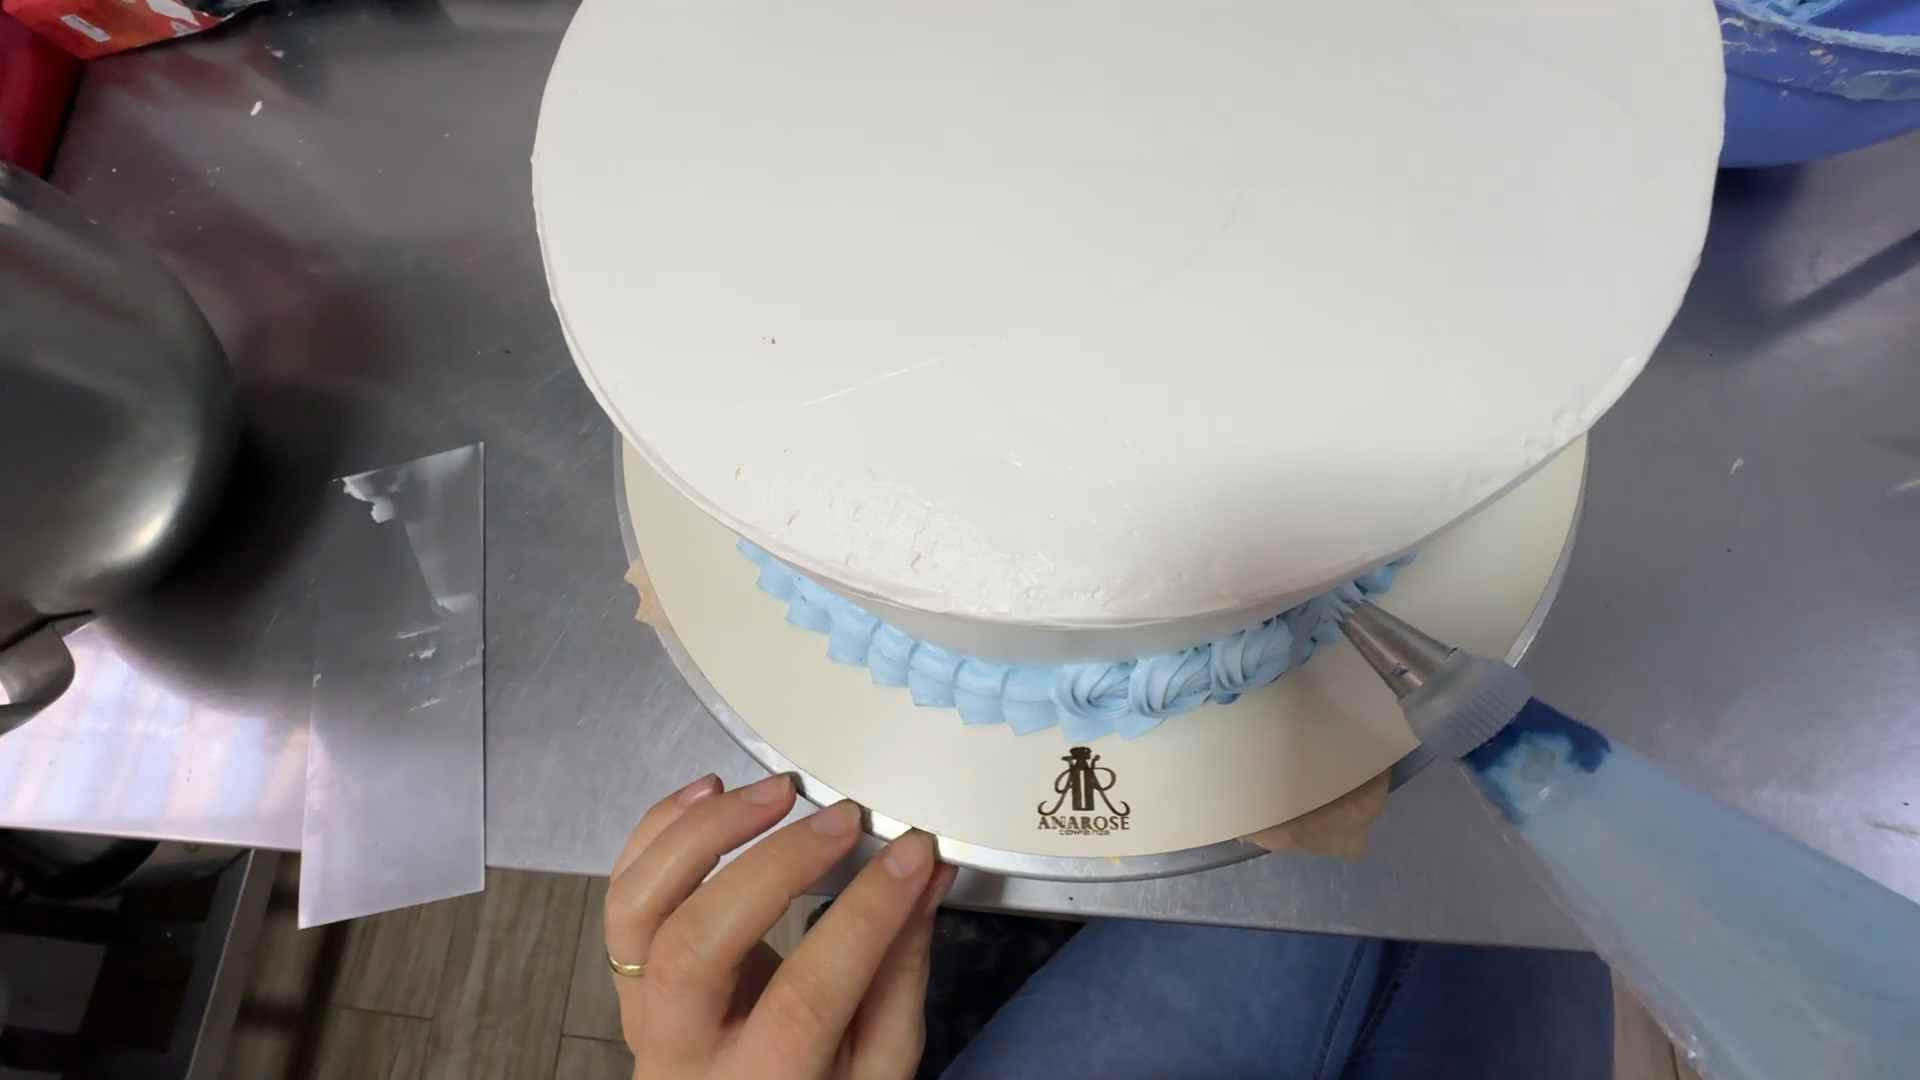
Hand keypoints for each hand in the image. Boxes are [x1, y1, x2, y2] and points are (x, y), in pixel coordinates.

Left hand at [605, 773, 956, 1078]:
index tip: (911, 850)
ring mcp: (640, 1011)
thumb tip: (926, 872)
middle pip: (698, 944)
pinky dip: (662, 828)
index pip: (807, 995)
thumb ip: (901, 969)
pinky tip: (713, 790)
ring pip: (641, 910)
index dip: (867, 911)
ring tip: (777, 791)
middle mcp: (679, 1055)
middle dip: (777, 863)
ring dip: (708, 832)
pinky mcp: (629, 970)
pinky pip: (624, 892)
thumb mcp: (879, 1062)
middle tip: (842, 817)